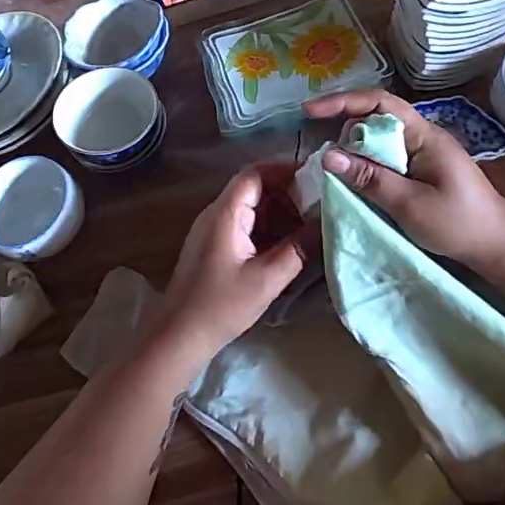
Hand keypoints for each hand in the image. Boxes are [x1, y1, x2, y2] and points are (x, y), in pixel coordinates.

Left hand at [158, 163, 311, 359]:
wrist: (180, 334)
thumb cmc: (221, 305)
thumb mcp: (266, 279)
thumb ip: (298, 249)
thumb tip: (324, 224)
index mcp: (225, 214)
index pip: (254, 174)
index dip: (285, 170)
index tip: (315, 178)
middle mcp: (216, 214)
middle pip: (253, 188)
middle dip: (287, 194)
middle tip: (318, 207)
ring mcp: (213, 230)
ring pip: (251, 208)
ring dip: (279, 214)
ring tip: (309, 227)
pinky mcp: (214, 246)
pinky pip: (244, 225)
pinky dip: (268, 229)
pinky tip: (288, 245)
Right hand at [304, 89, 504, 271]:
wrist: (496, 245)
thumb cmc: (458, 224)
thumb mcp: (410, 204)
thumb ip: (369, 178)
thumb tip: (328, 156)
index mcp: (424, 136)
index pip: (379, 103)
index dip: (343, 101)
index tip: (310, 111)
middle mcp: (421, 136)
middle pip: (374, 116)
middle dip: (344, 127)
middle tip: (324, 155)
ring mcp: (420, 151)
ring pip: (376, 136)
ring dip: (352, 146)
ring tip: (336, 169)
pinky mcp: (417, 167)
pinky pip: (382, 153)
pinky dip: (363, 160)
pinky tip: (353, 176)